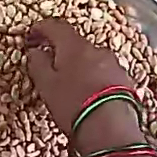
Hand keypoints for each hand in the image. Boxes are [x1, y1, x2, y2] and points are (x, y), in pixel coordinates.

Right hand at [24, 18, 144, 152]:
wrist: (111, 130)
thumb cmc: (72, 104)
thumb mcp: (46, 85)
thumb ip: (38, 63)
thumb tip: (36, 51)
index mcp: (74, 46)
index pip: (55, 26)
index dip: (41, 28)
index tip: (31, 35)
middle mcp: (97, 49)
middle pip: (74, 43)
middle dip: (60, 49)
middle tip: (46, 61)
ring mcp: (114, 64)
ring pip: (90, 58)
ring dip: (77, 64)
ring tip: (67, 82)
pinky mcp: (125, 80)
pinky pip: (102, 72)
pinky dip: (91, 77)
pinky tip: (85, 92)